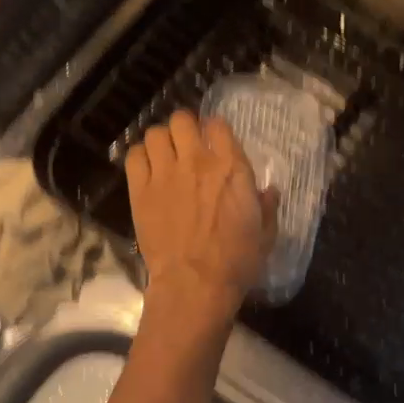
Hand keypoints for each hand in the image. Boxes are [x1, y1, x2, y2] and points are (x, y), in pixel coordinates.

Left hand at [125, 110, 276, 319]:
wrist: (196, 282)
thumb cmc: (237, 261)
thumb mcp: (265, 235)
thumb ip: (267, 208)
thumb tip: (268, 192)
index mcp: (232, 169)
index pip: (218, 125)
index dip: (215, 130)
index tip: (215, 143)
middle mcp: (197, 161)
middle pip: (182, 120)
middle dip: (185, 128)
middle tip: (187, 145)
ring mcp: (166, 173)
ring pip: (155, 133)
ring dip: (161, 141)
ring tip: (165, 156)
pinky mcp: (141, 190)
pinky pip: (134, 156)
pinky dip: (140, 157)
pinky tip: (148, 170)